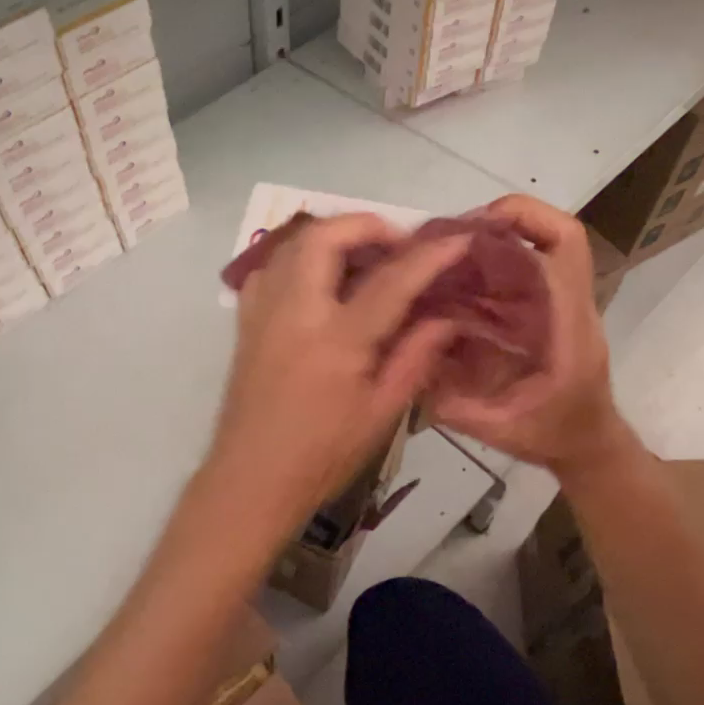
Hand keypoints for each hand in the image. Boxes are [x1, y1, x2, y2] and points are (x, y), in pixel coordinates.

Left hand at [204, 214, 468, 537]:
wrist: (251, 479)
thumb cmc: (322, 455)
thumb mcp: (381, 413)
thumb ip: (415, 358)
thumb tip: (447, 317)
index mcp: (336, 339)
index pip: (391, 280)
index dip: (429, 255)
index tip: (458, 239)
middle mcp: (294, 312)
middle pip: (324, 237)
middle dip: (365, 224)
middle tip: (397, 242)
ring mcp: (263, 312)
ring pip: (292, 244)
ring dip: (331, 236)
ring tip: (363, 255)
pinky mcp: (246, 322)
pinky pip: (271, 268)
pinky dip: (298, 258)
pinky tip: (319, 280)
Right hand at [430, 194, 631, 477]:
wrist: (586, 445)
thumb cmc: (554, 435)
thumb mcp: (500, 429)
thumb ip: (454, 404)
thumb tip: (404, 365)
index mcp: (566, 320)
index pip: (562, 243)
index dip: (521, 219)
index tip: (472, 226)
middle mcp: (559, 300)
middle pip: (535, 235)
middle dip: (482, 228)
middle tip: (431, 242)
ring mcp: (546, 303)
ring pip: (514, 253)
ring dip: (471, 249)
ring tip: (424, 259)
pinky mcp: (530, 312)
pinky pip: (501, 278)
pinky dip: (468, 273)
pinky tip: (433, 288)